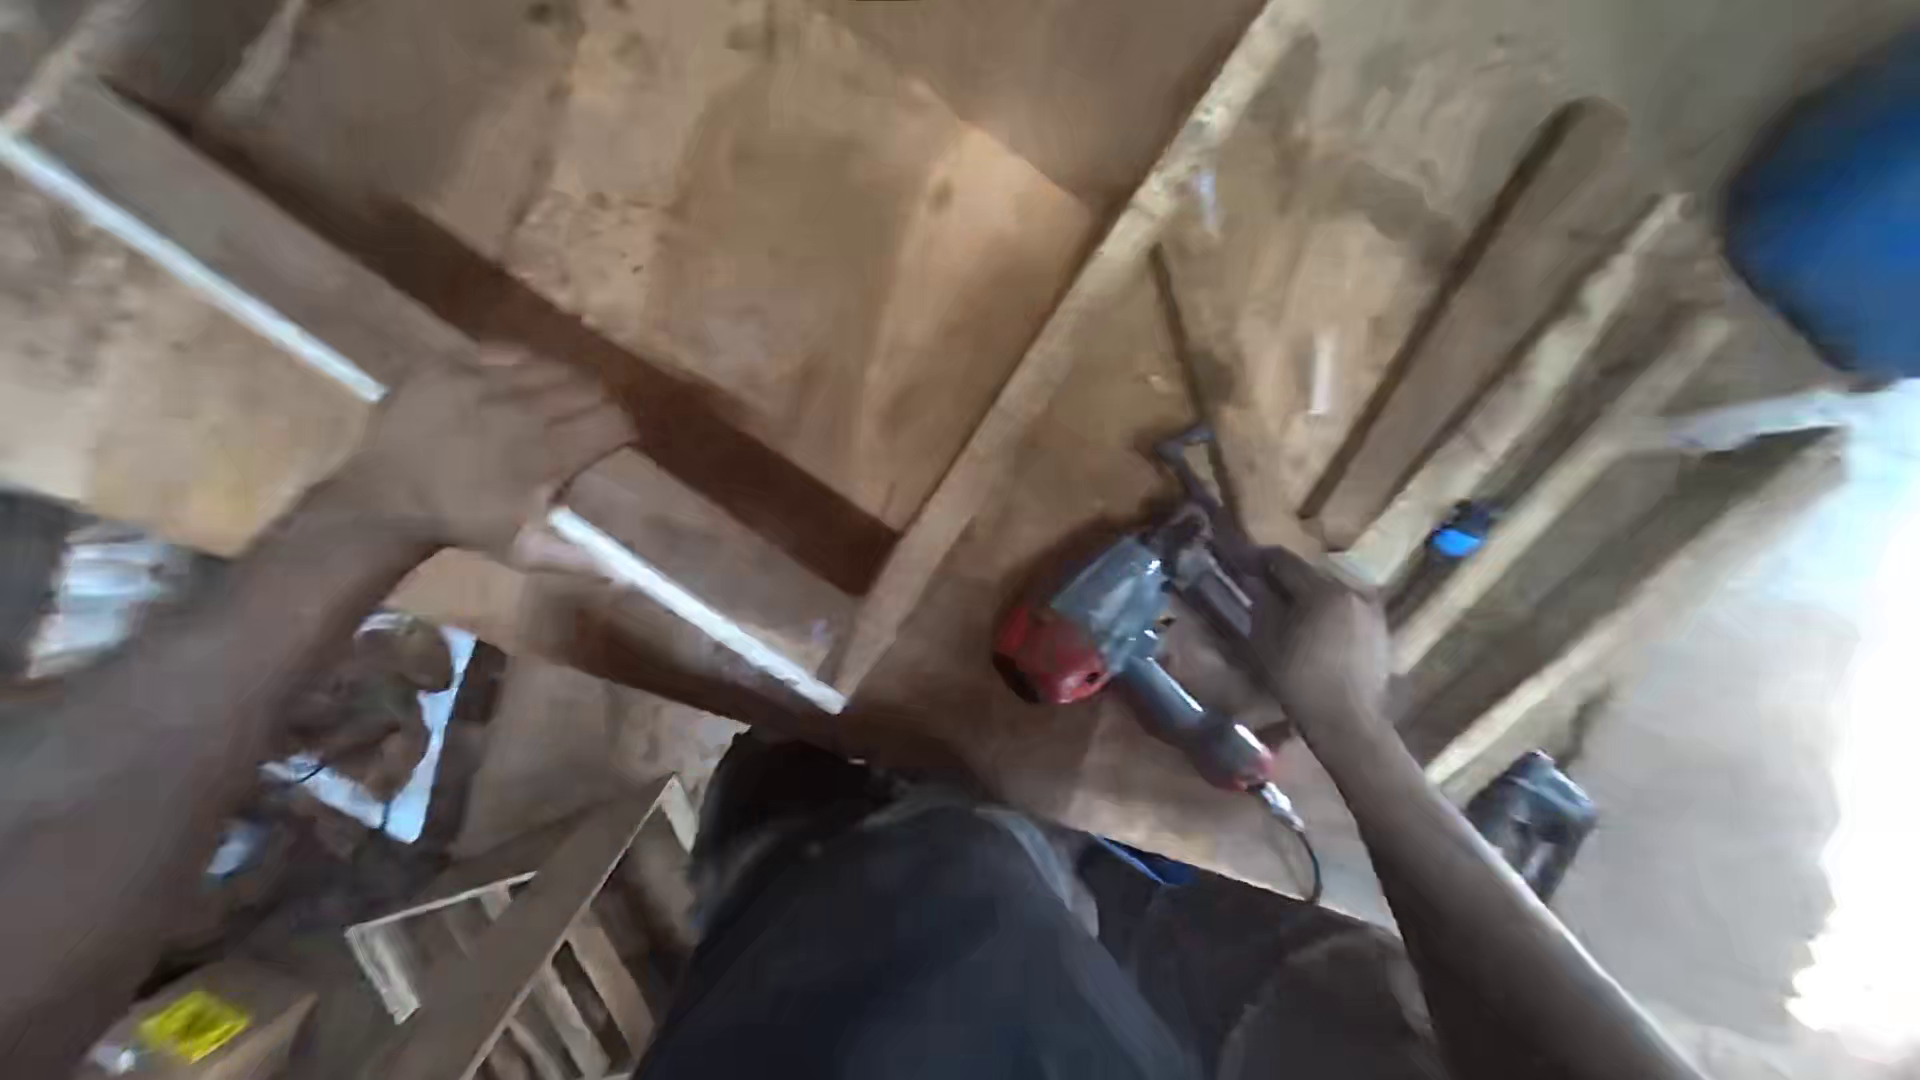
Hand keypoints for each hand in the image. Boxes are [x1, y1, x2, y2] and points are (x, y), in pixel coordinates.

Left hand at [335, 347, 634, 558]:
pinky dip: (526, 367)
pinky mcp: (451, 364)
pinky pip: (510, 352)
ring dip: (568, 385)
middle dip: (601, 407)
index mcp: (547, 452)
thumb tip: (624, 578)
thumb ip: (576, 560)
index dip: (624, 431)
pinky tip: (522, 385)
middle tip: (594, 423)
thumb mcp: (524, 552)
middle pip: (591, 390)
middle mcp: (523, 410)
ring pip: (555, 368)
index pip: (613, 422)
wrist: (383, 498)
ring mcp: (483, 382)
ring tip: (561, 403)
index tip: (620, 441)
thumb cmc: (465, 524)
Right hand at [1254, 549, 1391, 736]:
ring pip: (1330, 588)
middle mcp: (1353, 591)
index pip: (1285, 560)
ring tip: (1284, 604)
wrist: (1348, 723)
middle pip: (1310, 571)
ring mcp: (1372, 609)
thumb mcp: (1266, 639)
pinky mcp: (1380, 628)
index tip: (1240, 562)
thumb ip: (1261, 602)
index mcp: (1324, 590)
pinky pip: (1345, 605)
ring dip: (1305, 591)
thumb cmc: (1299, 680)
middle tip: (1258, 583)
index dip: (1258, 558)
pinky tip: (1310, 623)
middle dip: (1283, 575)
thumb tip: (1255, 581)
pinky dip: (1324, 607)